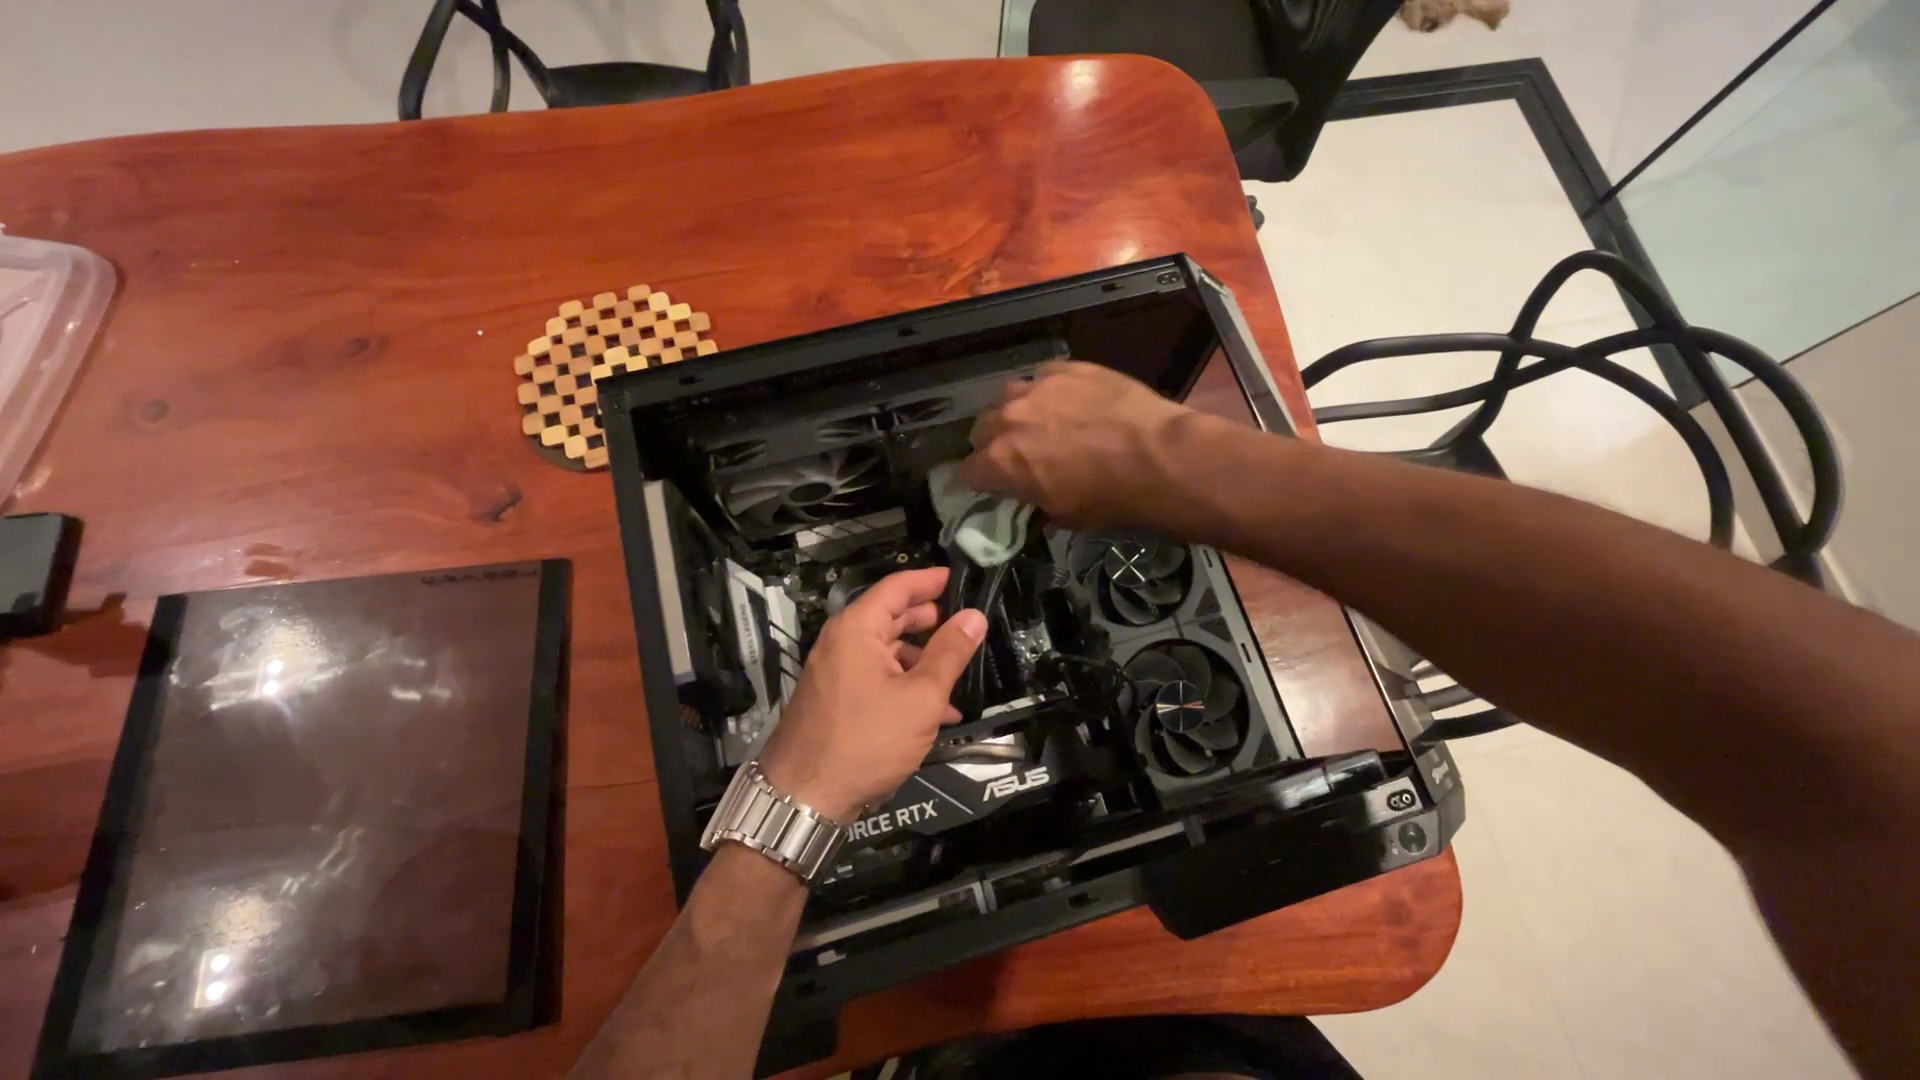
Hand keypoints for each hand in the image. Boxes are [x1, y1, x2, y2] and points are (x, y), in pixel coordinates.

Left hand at [757, 567, 985, 822]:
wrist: (805, 798)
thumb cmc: (867, 740)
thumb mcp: (920, 697)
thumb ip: (950, 654)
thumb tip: (974, 616)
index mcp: (857, 629)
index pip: (897, 587)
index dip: (930, 580)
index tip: (960, 578)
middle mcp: (841, 642)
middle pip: (890, 616)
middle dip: (930, 619)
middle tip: (966, 621)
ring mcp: (835, 672)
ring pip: (886, 651)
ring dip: (922, 659)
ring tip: (959, 673)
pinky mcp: (836, 700)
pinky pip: (876, 678)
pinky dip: (905, 685)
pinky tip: (936, 711)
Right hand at [960, 360, 1194, 529]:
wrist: (1158, 457)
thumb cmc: (1111, 498)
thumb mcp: (1064, 516)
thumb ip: (1034, 501)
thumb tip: (1034, 500)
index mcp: (1002, 462)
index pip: (968, 471)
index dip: (982, 479)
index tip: (995, 484)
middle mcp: (1009, 419)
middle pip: (982, 428)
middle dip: (995, 442)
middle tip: (1021, 454)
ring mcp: (1037, 387)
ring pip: (1009, 397)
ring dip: (1019, 412)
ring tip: (1044, 422)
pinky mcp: (1066, 368)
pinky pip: (1044, 377)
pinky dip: (1050, 391)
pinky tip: (1073, 402)